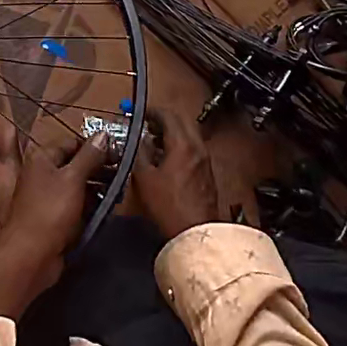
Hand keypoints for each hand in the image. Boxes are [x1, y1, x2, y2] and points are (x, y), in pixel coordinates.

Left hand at [0, 125, 107, 283]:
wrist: (31, 254)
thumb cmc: (50, 210)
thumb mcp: (73, 178)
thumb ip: (89, 156)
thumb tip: (103, 134)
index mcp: (43, 158)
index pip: (72, 143)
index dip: (95, 146)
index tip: (119, 152)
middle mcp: (44, 173)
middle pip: (75, 164)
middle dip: (99, 167)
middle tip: (124, 172)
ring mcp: (49, 196)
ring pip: (77, 185)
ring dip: (97, 186)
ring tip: (120, 190)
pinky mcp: (56, 217)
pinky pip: (76, 204)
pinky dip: (91, 203)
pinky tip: (108, 207)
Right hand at [132, 110, 219, 240]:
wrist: (195, 233)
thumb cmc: (168, 206)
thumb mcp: (144, 176)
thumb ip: (140, 152)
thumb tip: (139, 139)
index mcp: (183, 144)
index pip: (168, 115)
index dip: (151, 111)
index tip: (139, 113)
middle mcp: (198, 148)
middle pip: (182, 122)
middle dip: (163, 119)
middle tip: (146, 123)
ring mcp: (205, 161)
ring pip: (189, 135)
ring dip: (171, 132)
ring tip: (153, 141)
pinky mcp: (207, 174)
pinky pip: (192, 149)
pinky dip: (179, 145)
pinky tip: (165, 158)